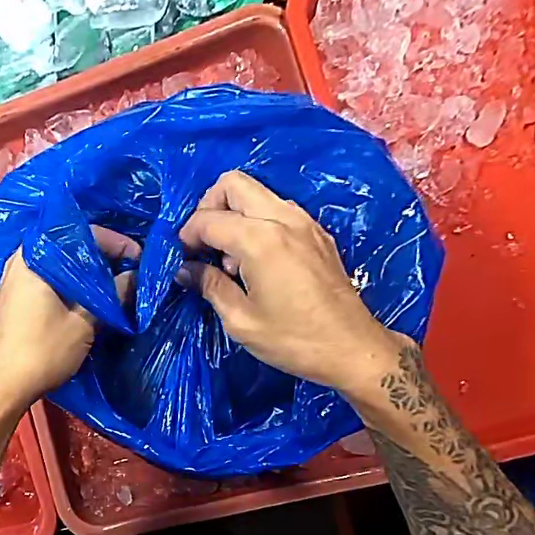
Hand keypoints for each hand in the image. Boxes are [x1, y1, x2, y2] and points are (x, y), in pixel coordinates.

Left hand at [0, 227, 139, 411]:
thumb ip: (114, 293)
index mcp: (36, 256)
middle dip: (102, 254)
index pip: (82, 231)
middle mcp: (21, 258)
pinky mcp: (14, 294)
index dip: (115, 242)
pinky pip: (48, 274)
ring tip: (114, 282)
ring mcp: (14, 276)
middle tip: (130, 269)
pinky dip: (70, 280)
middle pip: (69, 243)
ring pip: (59, 260)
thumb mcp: (86, 322)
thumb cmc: (43, 351)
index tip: (139, 257)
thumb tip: (135, 276)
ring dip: (87, 269)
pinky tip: (89, 295)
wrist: (2, 385)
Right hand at [179, 170, 404, 395]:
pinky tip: (253, 259)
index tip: (182, 260)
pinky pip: (275, 208)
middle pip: (232, 184)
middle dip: (208, 208)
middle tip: (202, 243)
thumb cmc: (293, 339)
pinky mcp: (316, 233)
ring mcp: (304, 222)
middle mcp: (283, 219)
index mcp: (261, 240)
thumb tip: (185, 270)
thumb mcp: (240, 319)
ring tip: (228, 256)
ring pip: (256, 192)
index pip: (208, 219)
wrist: (352, 349)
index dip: (186, 237)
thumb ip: (209, 286)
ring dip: (233, 213)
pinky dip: (255, 221)